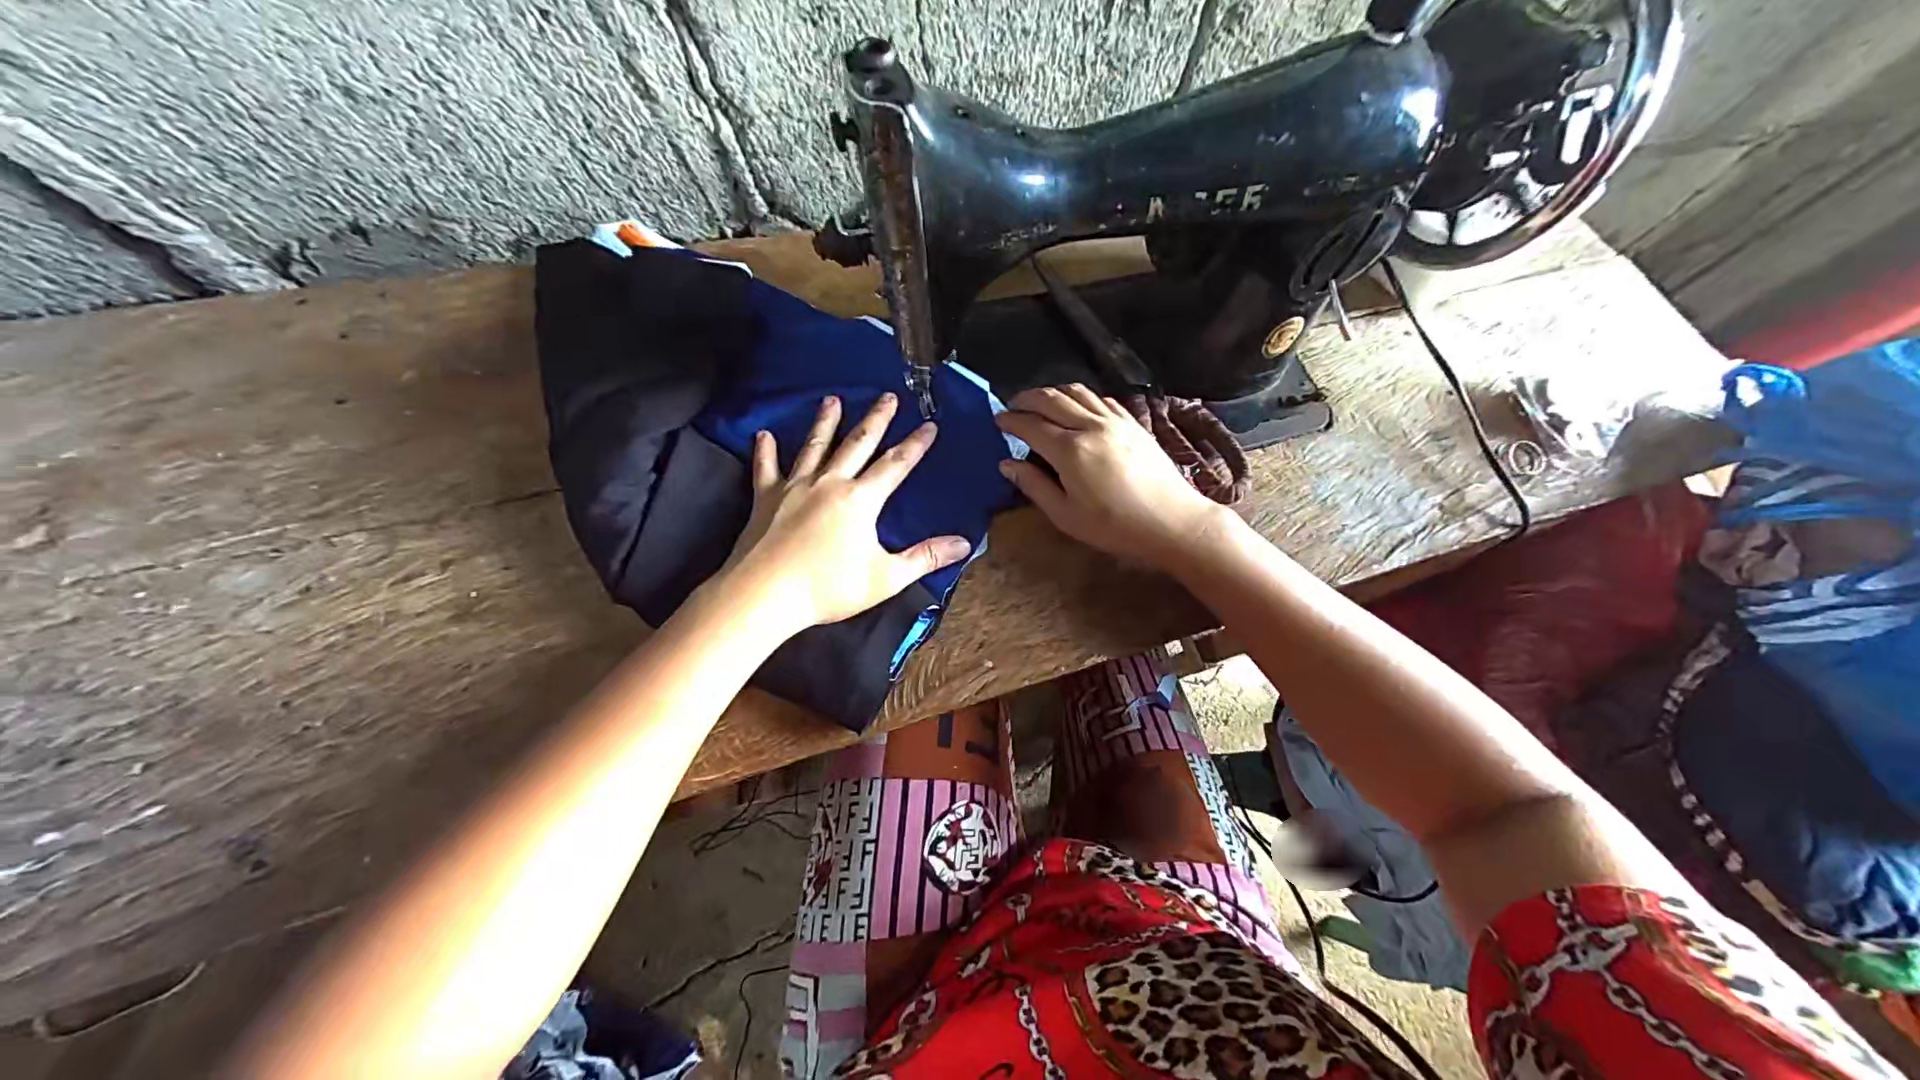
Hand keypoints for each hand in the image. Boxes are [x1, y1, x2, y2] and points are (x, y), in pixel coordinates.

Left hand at [714, 394, 971, 634]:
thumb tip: (963, 543)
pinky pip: (766, 468)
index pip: (895, 465)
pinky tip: (764, 435)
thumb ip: (925, 557)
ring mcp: (795, 487)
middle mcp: (829, 483)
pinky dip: (765, 451)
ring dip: (826, 422)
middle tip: (887, 397)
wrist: (766, 594)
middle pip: (858, 444)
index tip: (929, 425)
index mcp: (861, 500)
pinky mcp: (765, 498)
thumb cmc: (829, 588)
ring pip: (814, 447)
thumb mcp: (887, 577)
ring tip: (832, 400)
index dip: (915, 445)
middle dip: (876, 419)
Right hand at [996, 385, 1232, 570]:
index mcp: (1069, 450)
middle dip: (1027, 398)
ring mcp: (1115, 421)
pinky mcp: (1133, 423)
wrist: (1172, 521)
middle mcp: (1090, 426)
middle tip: (1013, 406)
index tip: (997, 420)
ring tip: (1040, 402)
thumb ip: (1034, 486)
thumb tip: (1007, 464)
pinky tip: (1078, 408)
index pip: (1031, 424)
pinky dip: (1082, 397)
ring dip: (1053, 391)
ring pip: (1078, 391)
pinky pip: (1101, 399)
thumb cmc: (1114, 526)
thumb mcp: (1065, 515)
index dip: (1011, 420)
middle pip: (1051, 398)